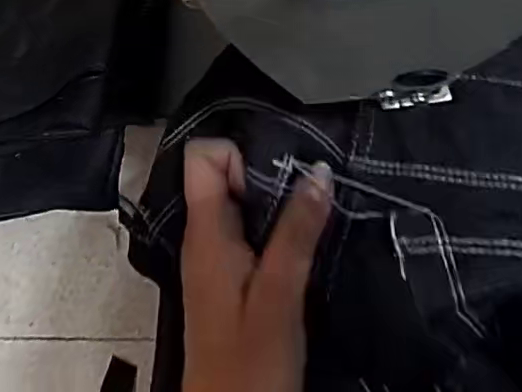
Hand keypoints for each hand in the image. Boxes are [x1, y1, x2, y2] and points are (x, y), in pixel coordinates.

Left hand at [180, 138, 332, 391]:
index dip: (237, 152)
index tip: (276, 173)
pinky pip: (250, 227)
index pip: (202, 155)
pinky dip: (277, 224)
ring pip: (241, 200)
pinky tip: (306, 237)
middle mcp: (204, 236)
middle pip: (224, 172)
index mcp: (205, 232)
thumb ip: (297, 231)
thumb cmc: (250, 369)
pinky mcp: (232, 277)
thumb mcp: (279, 296)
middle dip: (267, 170)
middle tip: (309, 187)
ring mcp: (216, 257)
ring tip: (315, 207)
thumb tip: (319, 169)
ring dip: (277, 199)